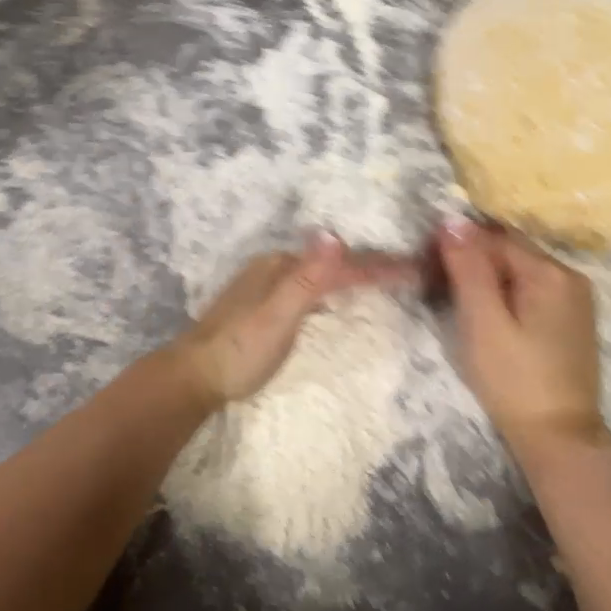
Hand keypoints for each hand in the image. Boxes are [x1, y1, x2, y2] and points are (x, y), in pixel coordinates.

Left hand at [169, 231, 420, 408]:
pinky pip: (308, 290)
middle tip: (410, 272)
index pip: (341, 263)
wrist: (194, 376)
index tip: (417, 270)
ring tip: (385, 281)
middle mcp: (272, 269)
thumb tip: (334, 234)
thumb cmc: (238, 349)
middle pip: (331, 264)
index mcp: (279, 266)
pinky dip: (331, 290)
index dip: (379, 267)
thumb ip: (307, 280)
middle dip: (369, 266)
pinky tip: (336, 299)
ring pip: (319, 276)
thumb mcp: (278, 315)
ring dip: (351, 276)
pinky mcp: (261, 308)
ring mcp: (265, 288)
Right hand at [435, 216, 608, 451]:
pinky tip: (485, 316)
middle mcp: (570, 276)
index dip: (457, 245)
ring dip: (486, 277)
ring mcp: (575, 299)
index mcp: (550, 272)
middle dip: (472, 260)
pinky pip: (531, 290)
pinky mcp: (571, 321)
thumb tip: (452, 218)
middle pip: (509, 251)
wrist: (558, 436)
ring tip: (456, 302)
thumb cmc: (513, 379)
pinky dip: (504, 294)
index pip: (494, 238)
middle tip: (436, 286)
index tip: (426, 266)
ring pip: (519, 271)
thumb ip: (469, 268)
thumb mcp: (482, 322)